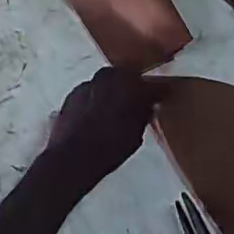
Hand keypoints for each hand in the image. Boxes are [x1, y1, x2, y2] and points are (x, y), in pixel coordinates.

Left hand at [42, 67, 158, 187]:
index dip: (157, 92)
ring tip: (115, 112)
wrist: (72, 157)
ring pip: (107, 83)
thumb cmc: (109, 148)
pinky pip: (91, 92)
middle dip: (132, 87)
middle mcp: (109, 77)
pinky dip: (96, 99)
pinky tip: (96, 116)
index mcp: (130, 85)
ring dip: (112, 92)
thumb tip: (148, 107)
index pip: (151, 85)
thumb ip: (143, 115)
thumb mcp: (135, 135)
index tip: (161, 97)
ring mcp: (89, 83)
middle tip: (136, 103)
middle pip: (126, 77)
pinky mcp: (73, 93)